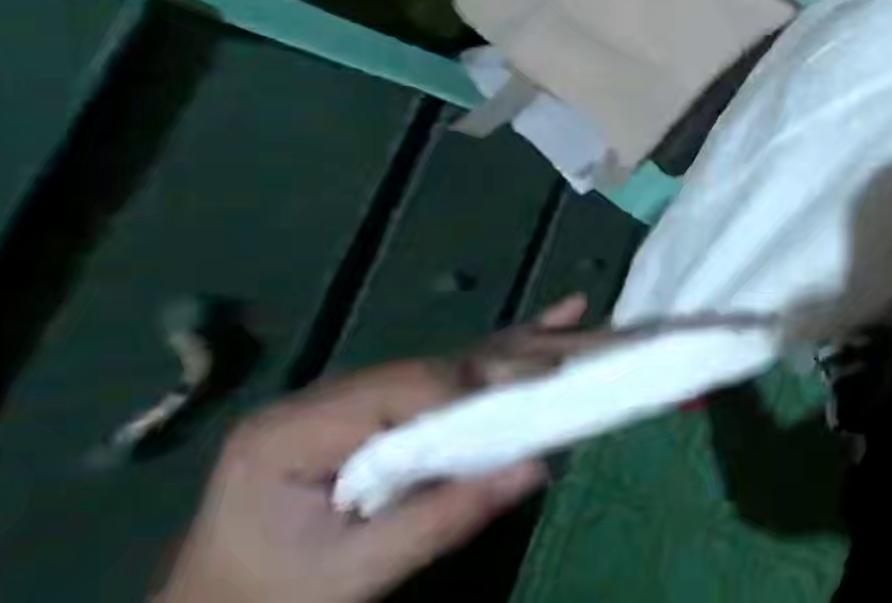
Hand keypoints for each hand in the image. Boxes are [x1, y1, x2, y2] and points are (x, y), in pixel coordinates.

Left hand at [158, 294, 596, 602]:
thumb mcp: (345, 579)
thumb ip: (439, 518)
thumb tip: (538, 465)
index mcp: (295, 428)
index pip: (407, 387)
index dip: (481, 386)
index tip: (552, 384)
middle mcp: (331, 395)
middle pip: (446, 366)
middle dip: (522, 358)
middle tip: (596, 343)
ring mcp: (362, 396)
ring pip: (462, 363)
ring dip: (531, 347)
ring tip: (593, 322)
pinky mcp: (389, 407)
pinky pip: (458, 375)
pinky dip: (510, 351)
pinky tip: (561, 314)